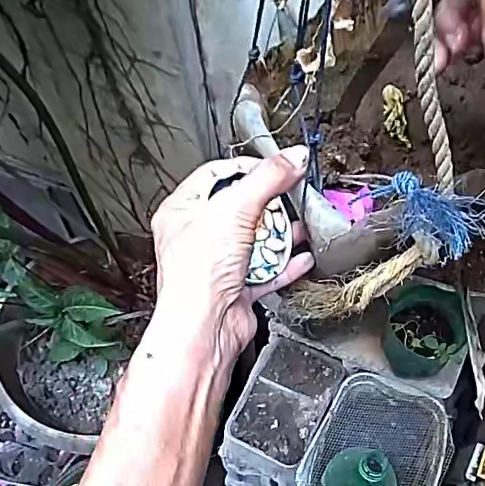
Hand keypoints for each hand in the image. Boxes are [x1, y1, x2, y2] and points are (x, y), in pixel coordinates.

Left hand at [148, 148, 314, 359]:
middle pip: (242, 207)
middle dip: (270, 204)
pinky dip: (286, 264)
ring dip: (282, 236)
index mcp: (182, 211)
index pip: (217, 175)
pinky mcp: (238, 288)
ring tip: (301, 227)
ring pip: (257, 241)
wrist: (205, 328)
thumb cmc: (197, 277)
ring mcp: (219, 264)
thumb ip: (267, 179)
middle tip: (290, 197)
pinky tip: (301, 257)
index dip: (247, 168)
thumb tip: (293, 157)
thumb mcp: (234, 210)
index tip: (274, 167)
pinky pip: (267, 270)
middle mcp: (198, 237)